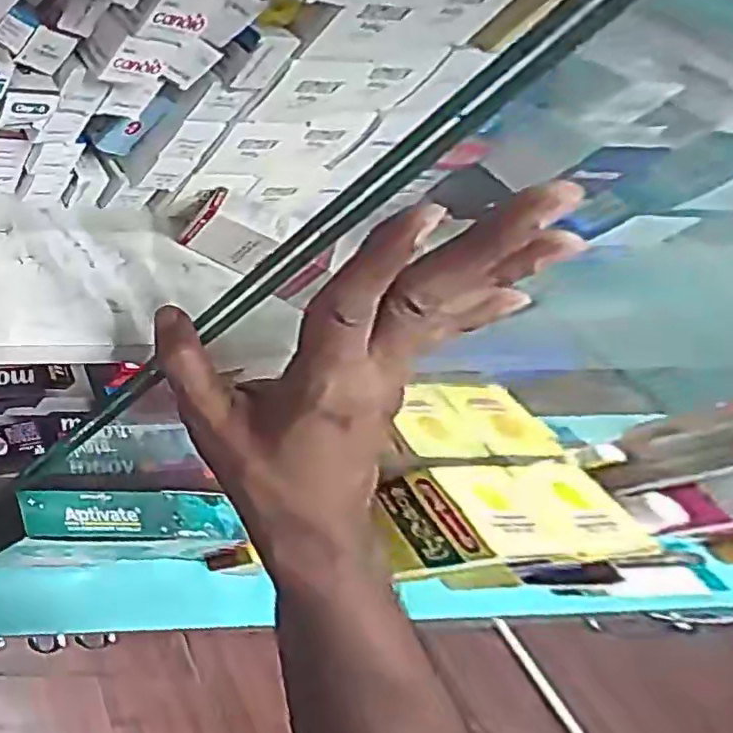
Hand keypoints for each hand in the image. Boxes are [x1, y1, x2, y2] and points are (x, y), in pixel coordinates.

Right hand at [156, 182, 586, 581]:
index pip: (357, 307)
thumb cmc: (265, 480)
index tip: (425, 209)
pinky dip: (481, 300)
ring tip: (564, 222)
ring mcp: (394, 375)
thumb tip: (168, 313)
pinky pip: (442, 330)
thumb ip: (188, 368)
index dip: (384, 259)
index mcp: (328, 379)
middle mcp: (375, 370)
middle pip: (431, 298)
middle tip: (556, 196)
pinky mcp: (395, 381)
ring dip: (506, 263)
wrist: (317, 536)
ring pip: (450, 309)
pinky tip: (522, 281)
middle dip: (490, 245)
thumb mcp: (212, 427)